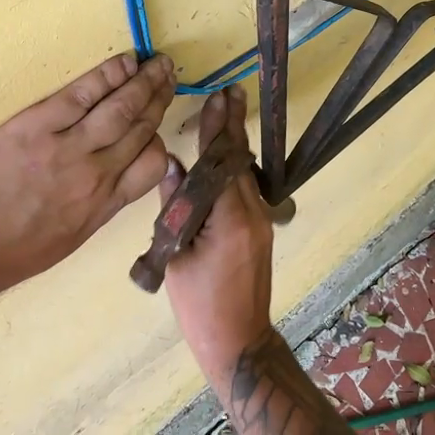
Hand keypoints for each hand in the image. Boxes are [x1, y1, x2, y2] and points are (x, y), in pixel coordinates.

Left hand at [0, 52, 174, 300]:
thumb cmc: (5, 254)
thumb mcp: (66, 241)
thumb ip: (96, 207)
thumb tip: (116, 180)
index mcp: (102, 207)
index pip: (152, 166)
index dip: (158, 140)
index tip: (158, 124)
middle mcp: (95, 175)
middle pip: (141, 129)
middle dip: (159, 99)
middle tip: (170, 76)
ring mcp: (68, 147)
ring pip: (121, 107)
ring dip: (144, 81)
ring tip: (158, 64)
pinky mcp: (38, 124)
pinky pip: (83, 93)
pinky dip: (107, 75)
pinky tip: (123, 62)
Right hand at [160, 87, 274, 376]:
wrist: (239, 343)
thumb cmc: (200, 306)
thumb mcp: (176, 257)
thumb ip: (175, 207)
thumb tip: (171, 163)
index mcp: (229, 218)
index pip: (220, 161)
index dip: (216, 128)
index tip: (218, 96)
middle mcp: (253, 213)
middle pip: (238, 160)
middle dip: (231, 125)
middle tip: (230, 92)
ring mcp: (262, 221)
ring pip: (245, 173)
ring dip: (234, 143)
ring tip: (227, 111)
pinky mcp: (262, 230)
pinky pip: (246, 188)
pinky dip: (234, 166)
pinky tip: (225, 155)